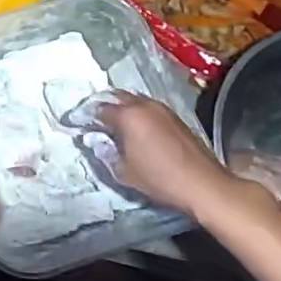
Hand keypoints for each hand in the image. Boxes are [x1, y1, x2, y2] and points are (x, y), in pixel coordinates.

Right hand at [94, 92, 238, 213]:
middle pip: (117, 97)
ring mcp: (161, 108)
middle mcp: (143, 105)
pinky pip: (148, 107)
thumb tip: (94, 139)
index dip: (86, 116)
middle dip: (103, 105)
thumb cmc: (160, 179)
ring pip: (134, 100)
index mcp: (127, 116)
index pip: (99, 109)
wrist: (204, 184)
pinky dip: (137, 112)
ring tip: (114, 122)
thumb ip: (105, 152)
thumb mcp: (124, 172)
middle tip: (93, 118)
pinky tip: (137, 127)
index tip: (77, 123)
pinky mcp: (175, 116)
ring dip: (122, 107)